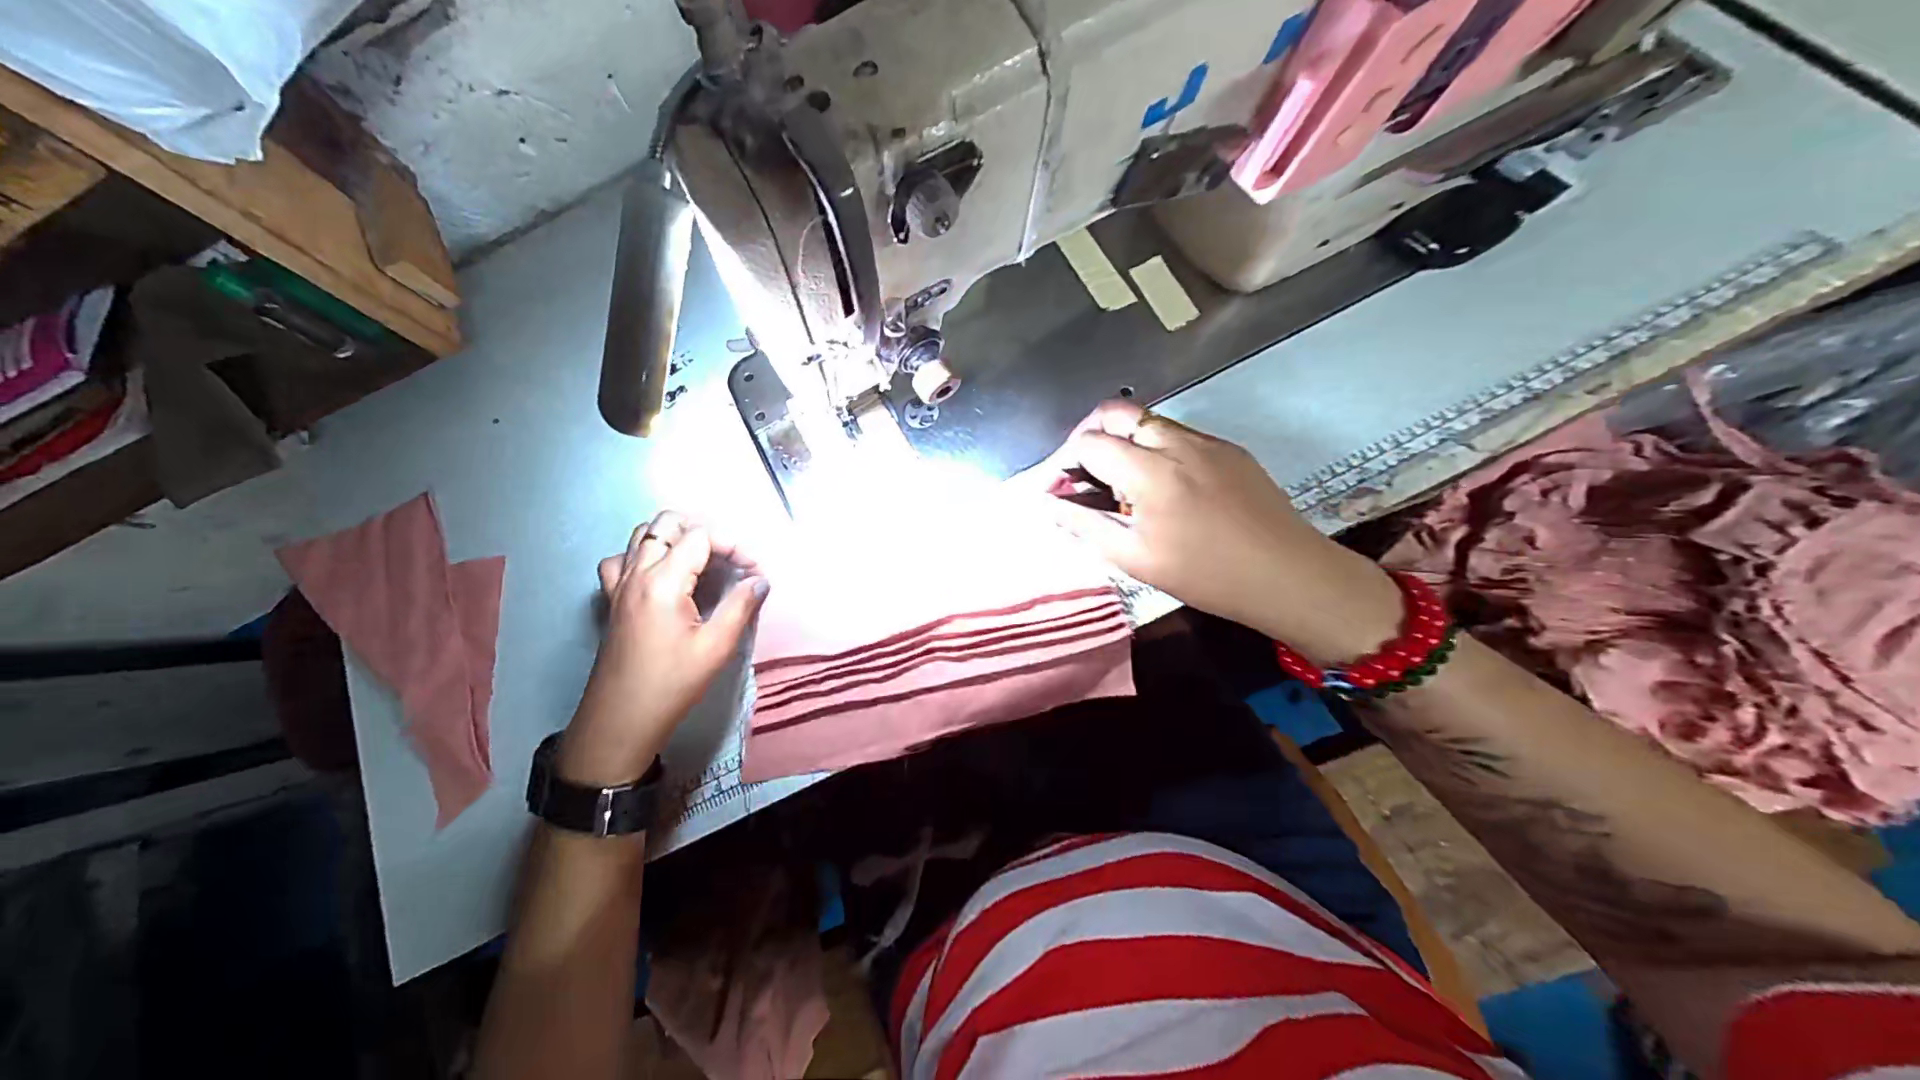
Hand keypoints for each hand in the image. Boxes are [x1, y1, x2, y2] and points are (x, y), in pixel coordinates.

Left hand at [559, 511, 769, 786]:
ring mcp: (619, 585)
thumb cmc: (672, 684)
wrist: (621, 719)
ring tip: (702, 561)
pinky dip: (644, 555)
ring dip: (675, 537)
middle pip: (667, 523)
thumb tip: (760, 580)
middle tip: (729, 558)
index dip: (733, 546)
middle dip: (704, 531)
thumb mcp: (716, 647)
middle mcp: (637, 573)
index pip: (701, 537)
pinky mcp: (612, 599)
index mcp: (664, 582)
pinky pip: (622, 559)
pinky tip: (660, 574)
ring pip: (642, 534)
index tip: (753, 572)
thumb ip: (741, 606)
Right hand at [1038, 401, 1401, 661]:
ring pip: (1148, 421)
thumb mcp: (1135, 559)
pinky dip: (1155, 449)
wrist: (1288, 574)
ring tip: (1123, 485)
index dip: (1065, 461)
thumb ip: (1086, 526)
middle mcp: (1177, 443)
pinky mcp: (1229, 449)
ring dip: (1123, 441)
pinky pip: (1179, 434)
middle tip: (1083, 471)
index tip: (1060, 486)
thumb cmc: (1206, 574)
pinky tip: (1163, 488)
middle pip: (1116, 412)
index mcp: (1150, 471)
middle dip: (1089, 434)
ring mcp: (1207, 441)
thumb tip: (1051, 504)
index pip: (1089, 442)